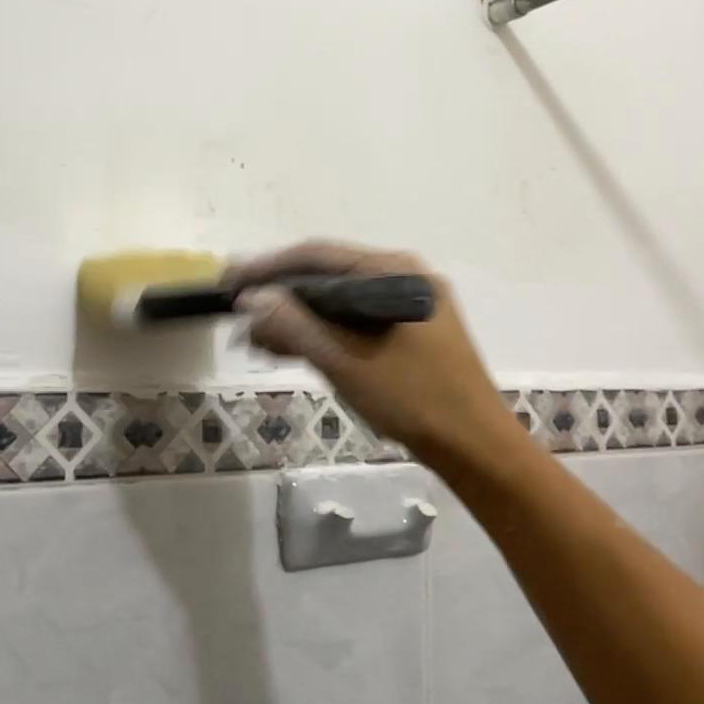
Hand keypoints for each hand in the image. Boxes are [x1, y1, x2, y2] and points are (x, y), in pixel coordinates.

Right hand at [225, 240, 524, 473]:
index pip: (316, 255)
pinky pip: (352, 321)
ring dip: (295, 317)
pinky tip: (288, 348)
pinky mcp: (407, 333)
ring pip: (337, 301)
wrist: (476, 448)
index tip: (227, 282)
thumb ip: (294, 325)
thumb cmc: (413, 399)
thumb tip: (252, 300)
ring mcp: (407, 305)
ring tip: (255, 338)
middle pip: (326, 275)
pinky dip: (320, 333)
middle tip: (237, 313)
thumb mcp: (345, 361)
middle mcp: (402, 278)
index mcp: (393, 272)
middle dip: (278, 295)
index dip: (266, 267)